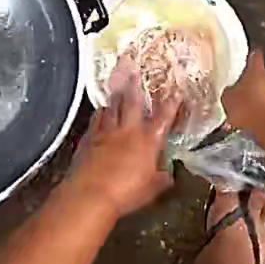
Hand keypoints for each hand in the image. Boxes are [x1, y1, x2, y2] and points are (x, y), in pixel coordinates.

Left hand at [67, 86, 179, 218]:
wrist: (91, 193)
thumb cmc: (126, 192)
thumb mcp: (152, 189)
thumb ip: (162, 179)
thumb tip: (169, 175)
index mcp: (148, 141)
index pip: (163, 118)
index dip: (170, 104)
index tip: (176, 92)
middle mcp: (128, 130)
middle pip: (133, 102)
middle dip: (136, 86)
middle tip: (135, 70)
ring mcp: (106, 132)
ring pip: (113, 107)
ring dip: (116, 96)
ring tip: (118, 86)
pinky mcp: (89, 138)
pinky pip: (96, 119)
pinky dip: (100, 112)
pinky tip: (100, 109)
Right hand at [221, 50, 264, 132]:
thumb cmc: (247, 110)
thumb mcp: (228, 100)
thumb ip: (230, 92)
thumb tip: (230, 90)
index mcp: (257, 71)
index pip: (255, 58)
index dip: (252, 57)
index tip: (251, 56)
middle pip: (264, 77)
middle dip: (255, 85)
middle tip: (244, 94)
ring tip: (252, 112)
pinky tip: (262, 123)